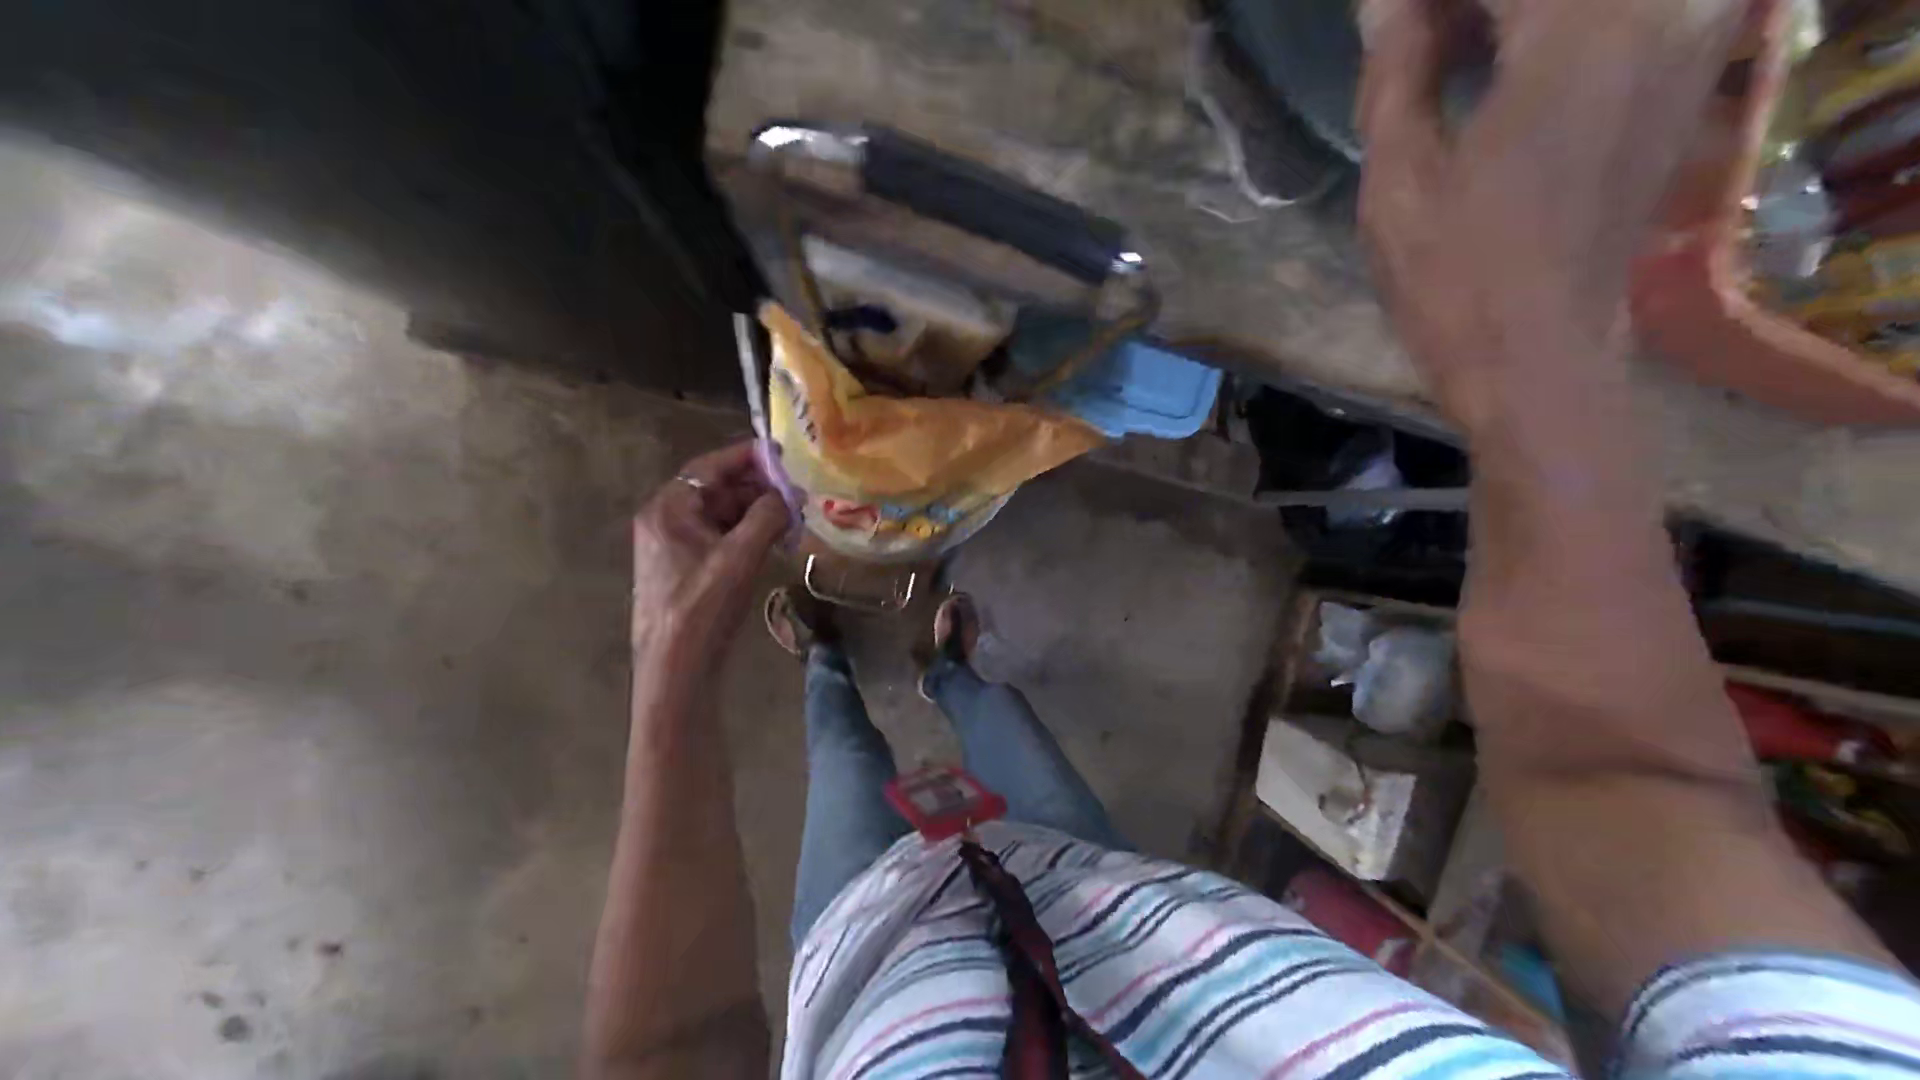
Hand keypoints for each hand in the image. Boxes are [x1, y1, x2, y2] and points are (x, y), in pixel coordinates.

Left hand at [630, 442, 789, 664]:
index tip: (782, 454)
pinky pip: (719, 537)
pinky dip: (746, 533)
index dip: (747, 457)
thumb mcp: (739, 557)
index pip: (710, 467)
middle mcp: (666, 520)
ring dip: (755, 512)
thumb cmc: (702, 606)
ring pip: (720, 514)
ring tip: (791, 516)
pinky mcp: (686, 567)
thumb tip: (787, 494)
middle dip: (756, 488)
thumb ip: (766, 517)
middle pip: (716, 490)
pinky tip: (774, 540)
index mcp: (668, 509)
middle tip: (794, 490)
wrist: (675, 667)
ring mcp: (674, 545)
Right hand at [1357, 0, 1747, 432]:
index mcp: (1581, 32)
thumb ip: (1395, 75)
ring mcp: (1681, 49)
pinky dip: (1543, 37)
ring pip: (1578, 5)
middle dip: (1459, 12)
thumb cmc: (1452, 279)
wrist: (1535, 357)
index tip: (1380, 25)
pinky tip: (1487, 72)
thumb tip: (1381, 6)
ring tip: (1434, 56)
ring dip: (1502, 23)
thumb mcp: (1399, 181)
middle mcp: (1657, 16)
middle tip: (1402, 42)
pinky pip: (1614, 23)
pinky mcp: (1677, 88)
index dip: (1423, 4)